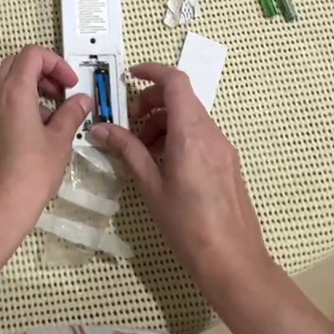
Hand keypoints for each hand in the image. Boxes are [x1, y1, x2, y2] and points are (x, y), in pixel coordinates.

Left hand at [0, 45, 92, 224]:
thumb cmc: (32, 172)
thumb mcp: (59, 141)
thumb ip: (71, 114)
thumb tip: (82, 100)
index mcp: (15, 91)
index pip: (32, 54)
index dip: (55, 62)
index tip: (70, 84)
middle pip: (16, 63)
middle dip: (41, 71)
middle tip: (60, 91)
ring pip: (6, 82)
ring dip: (30, 87)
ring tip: (52, 115)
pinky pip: (0, 103)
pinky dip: (18, 104)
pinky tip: (35, 132)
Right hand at [90, 63, 269, 282]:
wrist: (233, 262)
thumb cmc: (187, 225)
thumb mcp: (150, 186)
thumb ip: (127, 150)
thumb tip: (100, 129)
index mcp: (190, 133)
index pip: (175, 81)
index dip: (152, 71)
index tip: (130, 77)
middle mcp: (211, 133)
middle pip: (181, 97)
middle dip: (152, 102)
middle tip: (130, 124)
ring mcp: (223, 147)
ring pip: (190, 117)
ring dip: (164, 122)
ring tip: (144, 150)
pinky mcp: (229, 162)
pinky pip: (201, 134)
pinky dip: (179, 136)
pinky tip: (165, 164)